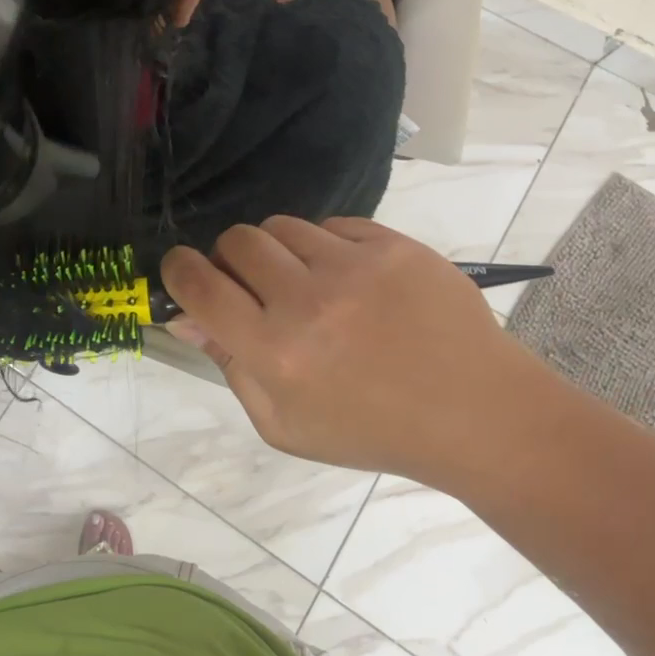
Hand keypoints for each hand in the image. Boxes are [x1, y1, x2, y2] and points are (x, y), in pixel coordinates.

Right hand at [160, 216, 557, 482]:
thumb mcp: (283, 424)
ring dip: (276, 250)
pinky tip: (345, 278)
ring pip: (281, 226)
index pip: (198, 286)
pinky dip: (324, 246)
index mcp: (275, 353)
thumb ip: (229, 368)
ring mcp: (354, 267)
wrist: (476, 413)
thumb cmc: (371, 430)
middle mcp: (308, 301)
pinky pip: (332, 225)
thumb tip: (186, 316)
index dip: (178, 271)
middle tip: (252, 286)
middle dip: (229, 259)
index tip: (183, 273)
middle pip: (235, 242)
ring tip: (302, 281)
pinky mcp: (394, 246)